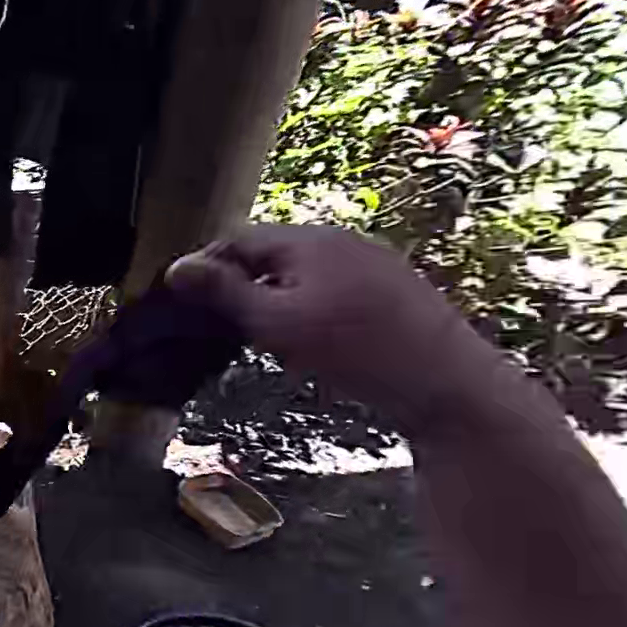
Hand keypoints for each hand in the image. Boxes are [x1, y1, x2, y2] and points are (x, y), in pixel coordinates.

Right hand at [165, 224, 508, 431]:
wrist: (451, 388)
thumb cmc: (350, 349)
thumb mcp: (271, 320)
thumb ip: (220, 290)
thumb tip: (176, 266)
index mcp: (309, 240)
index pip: (234, 238)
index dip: (202, 266)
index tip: (183, 300)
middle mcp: (340, 240)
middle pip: (265, 251)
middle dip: (233, 279)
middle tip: (214, 317)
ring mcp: (370, 261)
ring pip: (294, 268)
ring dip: (265, 291)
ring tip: (252, 326)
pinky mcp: (389, 287)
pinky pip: (323, 281)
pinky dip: (298, 299)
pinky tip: (299, 331)